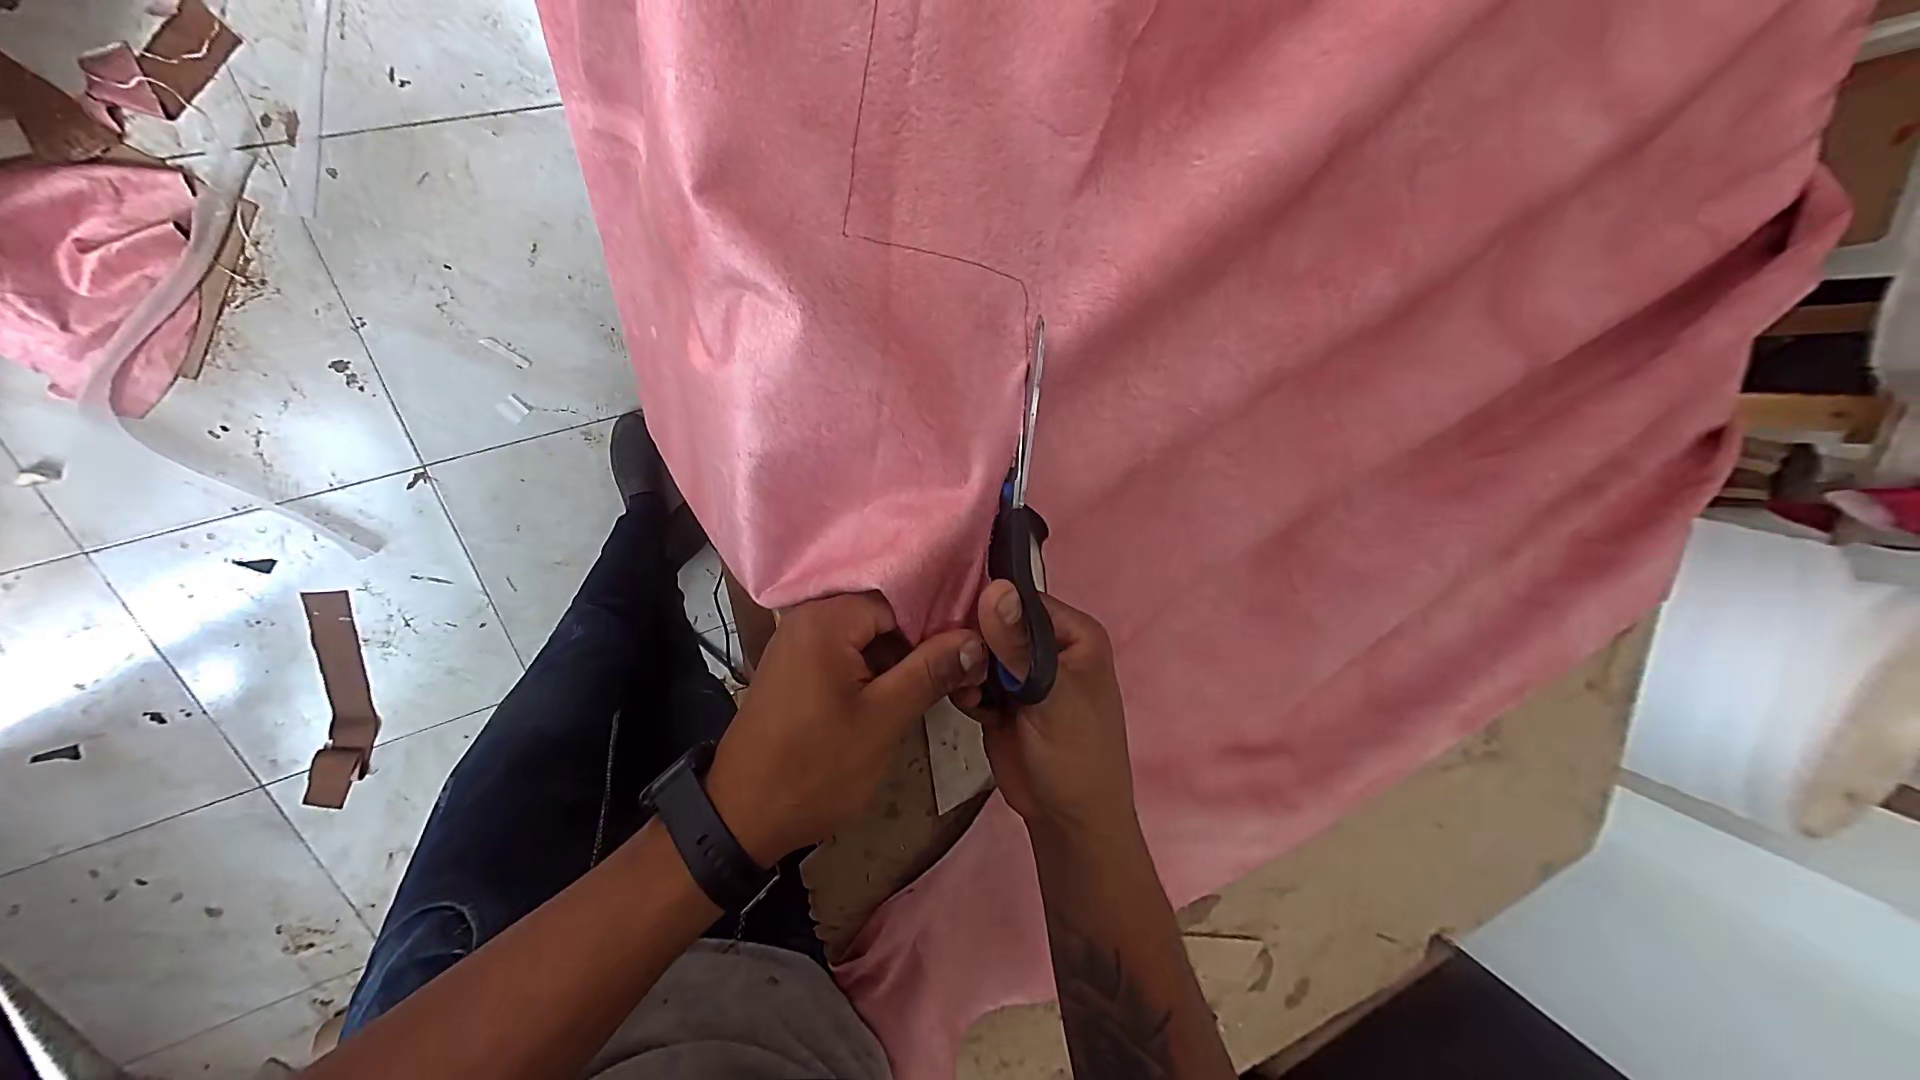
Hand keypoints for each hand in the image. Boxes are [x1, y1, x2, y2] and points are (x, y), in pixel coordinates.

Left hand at [704, 592, 986, 865]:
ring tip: (942, 689)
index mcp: (827, 618)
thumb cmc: (815, 767)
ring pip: (871, 636)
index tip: (973, 653)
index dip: (941, 623)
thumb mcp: (883, 719)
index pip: (902, 597)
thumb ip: (932, 671)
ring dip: (904, 660)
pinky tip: (902, 695)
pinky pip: (850, 653)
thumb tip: (977, 639)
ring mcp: (800, 642)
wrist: (741, 818)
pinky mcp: (800, 667)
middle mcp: (810, 617)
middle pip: (886, 614)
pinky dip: (877, 670)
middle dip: (925, 644)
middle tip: (965, 677)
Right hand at [955, 581, 1137, 841]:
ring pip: (977, 650)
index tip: (959, 621)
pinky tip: (974, 708)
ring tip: (972, 694)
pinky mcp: (1000, 697)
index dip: (989, 606)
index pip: (1020, 599)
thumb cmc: (1076, 754)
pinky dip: (966, 690)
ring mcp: (1021, 673)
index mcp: (1073, 634)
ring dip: (967, 669)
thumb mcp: (1051, 696)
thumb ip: (1019, 646)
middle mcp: (1046, 646)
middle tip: (963, 666)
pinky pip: (971, 677)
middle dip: (973, 642)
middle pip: (993, 622)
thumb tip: (995, 588)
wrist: (1066, 820)